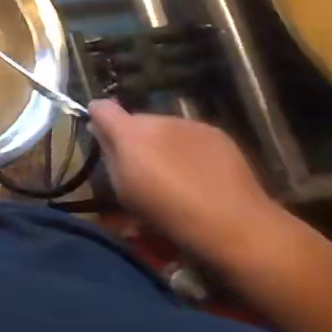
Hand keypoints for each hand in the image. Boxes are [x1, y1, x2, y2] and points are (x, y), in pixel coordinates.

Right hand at [88, 100, 286, 256]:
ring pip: (164, 128)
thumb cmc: (169, 215)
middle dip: (133, 139)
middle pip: (136, 121)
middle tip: (141, 169)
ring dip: (161, 144)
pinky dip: (186, 149)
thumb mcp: (125, 194)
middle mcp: (158, 120)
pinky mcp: (215, 132)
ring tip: (174, 175)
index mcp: (131, 134)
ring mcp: (189, 124)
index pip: (102, 108)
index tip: (99, 135)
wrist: (233, 222)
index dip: (97, 118)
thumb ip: (110, 157)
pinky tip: (198, 174)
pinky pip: (189, 135)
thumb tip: (101, 133)